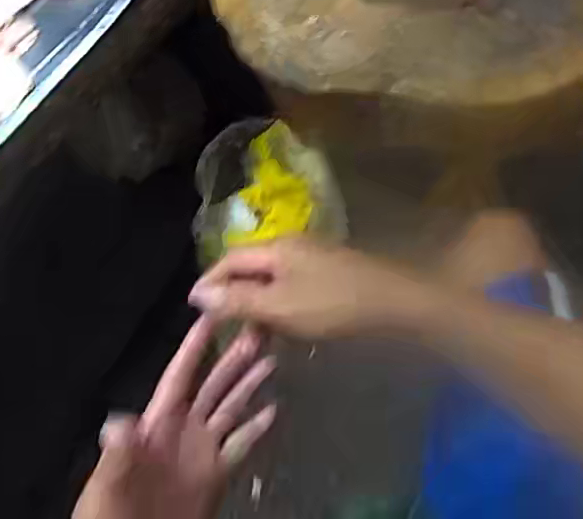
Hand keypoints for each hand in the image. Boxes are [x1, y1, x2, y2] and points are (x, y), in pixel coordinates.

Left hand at [72, 318, 276, 518]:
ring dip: (249, 385)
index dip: (195, 344)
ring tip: (271, 361)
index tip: (213, 313)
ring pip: (230, 408)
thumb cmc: (112, 513)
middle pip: (213, 384)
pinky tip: (273, 410)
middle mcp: (184, 427)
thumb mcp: (108, 484)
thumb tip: (116, 423)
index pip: (181, 373)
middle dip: (233, 358)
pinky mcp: (214, 477)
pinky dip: (256, 429)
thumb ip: (117, 454)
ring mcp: (201, 451)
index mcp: (158, 420)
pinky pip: (239, 447)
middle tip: (257, 331)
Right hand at [190, 238, 437, 338]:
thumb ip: (238, 300)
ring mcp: (309, 257)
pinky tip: (282, 329)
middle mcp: (289, 245)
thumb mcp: (279, 307)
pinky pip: (289, 286)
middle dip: (233, 295)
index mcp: (274, 248)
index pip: (230, 259)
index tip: (193, 306)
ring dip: (257, 305)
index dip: (210, 281)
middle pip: (249, 267)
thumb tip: (198, 293)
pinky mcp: (325, 271)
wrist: (389, 300)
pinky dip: (278, 306)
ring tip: (250, 337)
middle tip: (221, 327)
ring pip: (270, 279)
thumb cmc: (331, 303)